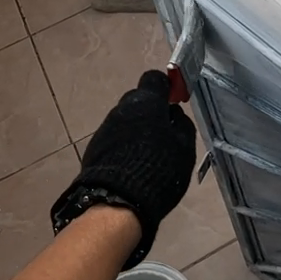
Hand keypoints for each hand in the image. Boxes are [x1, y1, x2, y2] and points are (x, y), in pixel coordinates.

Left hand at [50, 70, 197, 268]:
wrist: (117, 201)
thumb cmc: (159, 169)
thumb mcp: (184, 148)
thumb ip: (181, 125)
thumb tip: (174, 114)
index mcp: (147, 102)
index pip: (155, 78)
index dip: (165, 87)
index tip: (173, 102)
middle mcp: (123, 108)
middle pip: (139, 99)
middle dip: (151, 110)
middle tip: (162, 132)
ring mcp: (106, 127)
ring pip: (126, 119)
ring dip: (137, 129)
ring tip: (148, 154)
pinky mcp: (95, 146)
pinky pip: (115, 137)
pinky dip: (124, 144)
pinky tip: (132, 164)